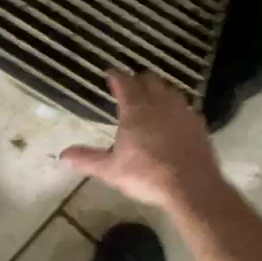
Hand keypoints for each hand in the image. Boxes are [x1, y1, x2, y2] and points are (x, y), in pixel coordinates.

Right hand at [60, 71, 225, 211]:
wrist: (192, 187)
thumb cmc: (147, 175)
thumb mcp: (111, 170)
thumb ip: (87, 159)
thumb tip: (63, 155)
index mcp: (135, 110)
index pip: (124, 82)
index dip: (115, 76)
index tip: (109, 73)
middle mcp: (159, 104)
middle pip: (150, 80)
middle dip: (138, 78)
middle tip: (130, 84)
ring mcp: (182, 112)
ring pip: (170, 89)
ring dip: (160, 89)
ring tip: (153, 96)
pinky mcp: (198, 124)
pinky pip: (186, 106)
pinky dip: (177, 106)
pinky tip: (176, 117)